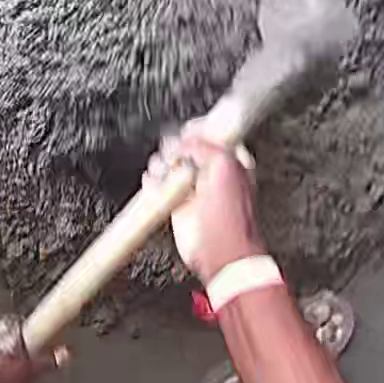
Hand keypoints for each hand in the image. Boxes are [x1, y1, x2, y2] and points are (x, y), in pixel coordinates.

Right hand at [145, 119, 267, 284]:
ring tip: (161, 171)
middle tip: (171, 155)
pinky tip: (153, 184)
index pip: (211, 133)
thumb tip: (184, 140)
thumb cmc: (232, 216)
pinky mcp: (177, 205)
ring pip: (168, 165)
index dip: (197, 129)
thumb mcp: (224, 166)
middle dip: (173, 147)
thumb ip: (204, 146)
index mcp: (230, 160)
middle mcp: (211, 172)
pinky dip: (151, 182)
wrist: (221, 253)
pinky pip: (158, 186)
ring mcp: (193, 189)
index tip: (186, 130)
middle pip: (184, 147)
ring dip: (160, 165)